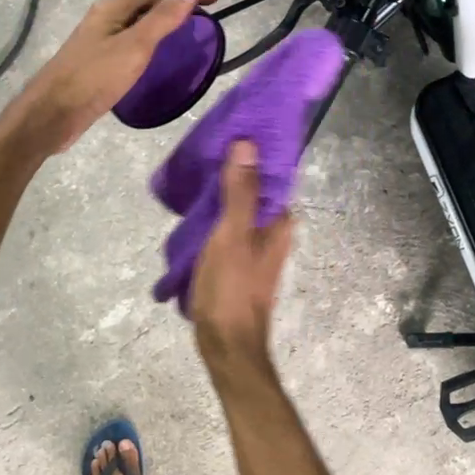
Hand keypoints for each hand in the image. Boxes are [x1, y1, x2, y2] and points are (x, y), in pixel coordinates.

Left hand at [7, 0, 217, 152]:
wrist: (52, 114)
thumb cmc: (94, 78)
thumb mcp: (135, 46)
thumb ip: (163, 17)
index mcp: (113, 8)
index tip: (216, 0)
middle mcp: (106, 19)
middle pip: (147, 4)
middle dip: (177, 5)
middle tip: (206, 18)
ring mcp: (100, 41)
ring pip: (139, 25)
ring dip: (164, 25)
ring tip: (189, 37)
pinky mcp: (99, 63)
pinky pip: (132, 44)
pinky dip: (152, 44)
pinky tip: (159, 61)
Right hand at [191, 142, 295, 379]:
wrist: (226, 346)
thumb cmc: (231, 289)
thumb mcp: (232, 235)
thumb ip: (240, 191)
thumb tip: (248, 145)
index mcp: (281, 222)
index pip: (273, 174)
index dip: (255, 152)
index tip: (232, 128)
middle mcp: (275, 231)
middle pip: (255, 189)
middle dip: (235, 170)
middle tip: (205, 148)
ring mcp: (257, 248)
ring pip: (240, 209)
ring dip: (222, 193)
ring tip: (195, 173)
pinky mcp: (239, 261)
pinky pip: (229, 227)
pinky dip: (215, 215)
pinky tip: (194, 210)